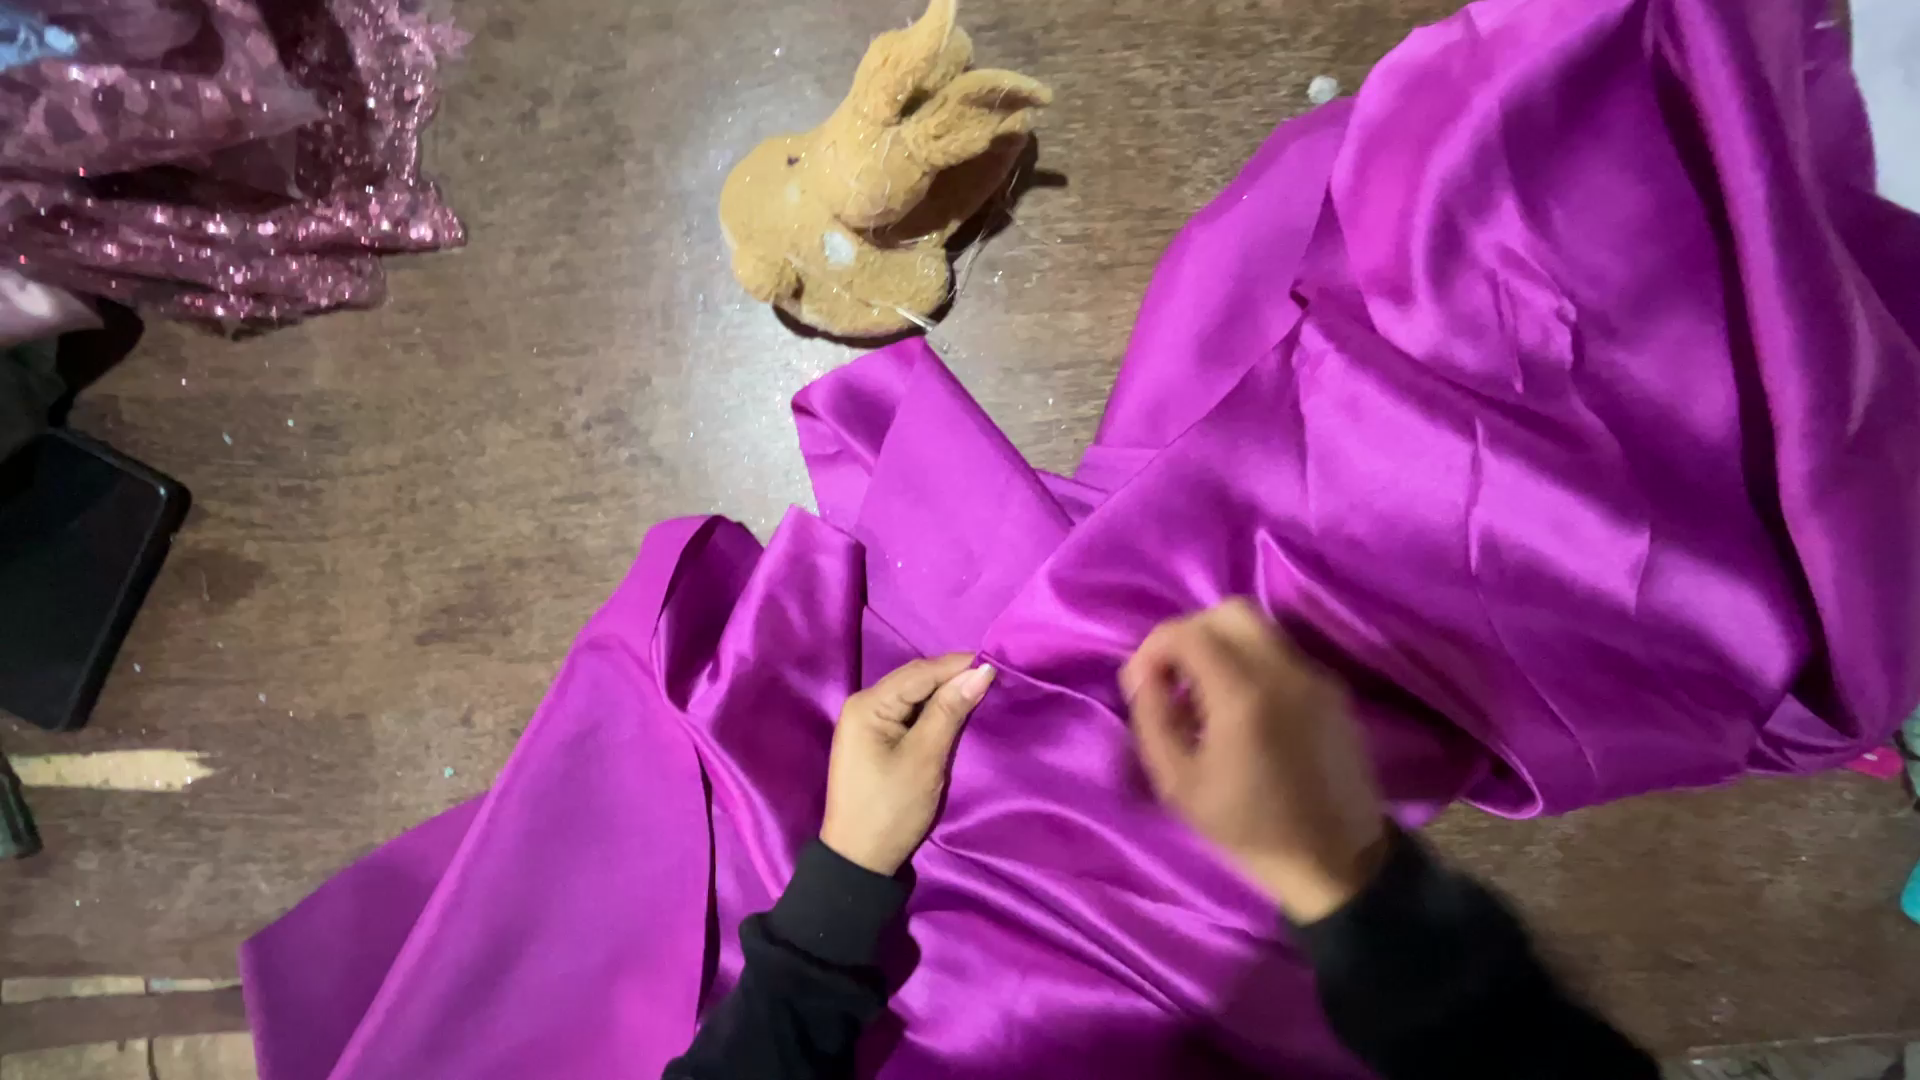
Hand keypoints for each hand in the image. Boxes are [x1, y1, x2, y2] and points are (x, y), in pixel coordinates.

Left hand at [820, 654, 995, 875]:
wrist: (860, 862)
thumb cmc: (892, 809)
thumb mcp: (925, 758)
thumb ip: (950, 710)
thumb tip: (980, 671)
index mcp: (868, 705)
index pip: (919, 672)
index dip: (957, 665)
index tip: (996, 664)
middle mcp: (863, 704)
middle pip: (914, 679)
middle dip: (952, 676)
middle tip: (992, 677)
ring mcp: (867, 722)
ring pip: (913, 695)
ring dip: (944, 692)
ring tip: (980, 689)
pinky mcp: (875, 739)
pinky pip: (908, 712)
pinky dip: (933, 709)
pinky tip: (956, 709)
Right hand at [1121, 599, 1388, 922]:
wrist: (1337, 862)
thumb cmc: (1248, 826)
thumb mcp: (1177, 783)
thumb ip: (1151, 718)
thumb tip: (1142, 675)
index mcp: (1243, 695)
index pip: (1187, 632)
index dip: (1152, 649)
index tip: (1142, 684)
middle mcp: (1284, 672)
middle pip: (1228, 612)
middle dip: (1188, 634)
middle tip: (1173, 676)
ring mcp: (1315, 677)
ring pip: (1257, 628)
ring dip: (1219, 645)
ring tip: (1204, 694)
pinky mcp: (1333, 690)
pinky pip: (1280, 653)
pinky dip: (1249, 662)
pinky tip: (1240, 708)